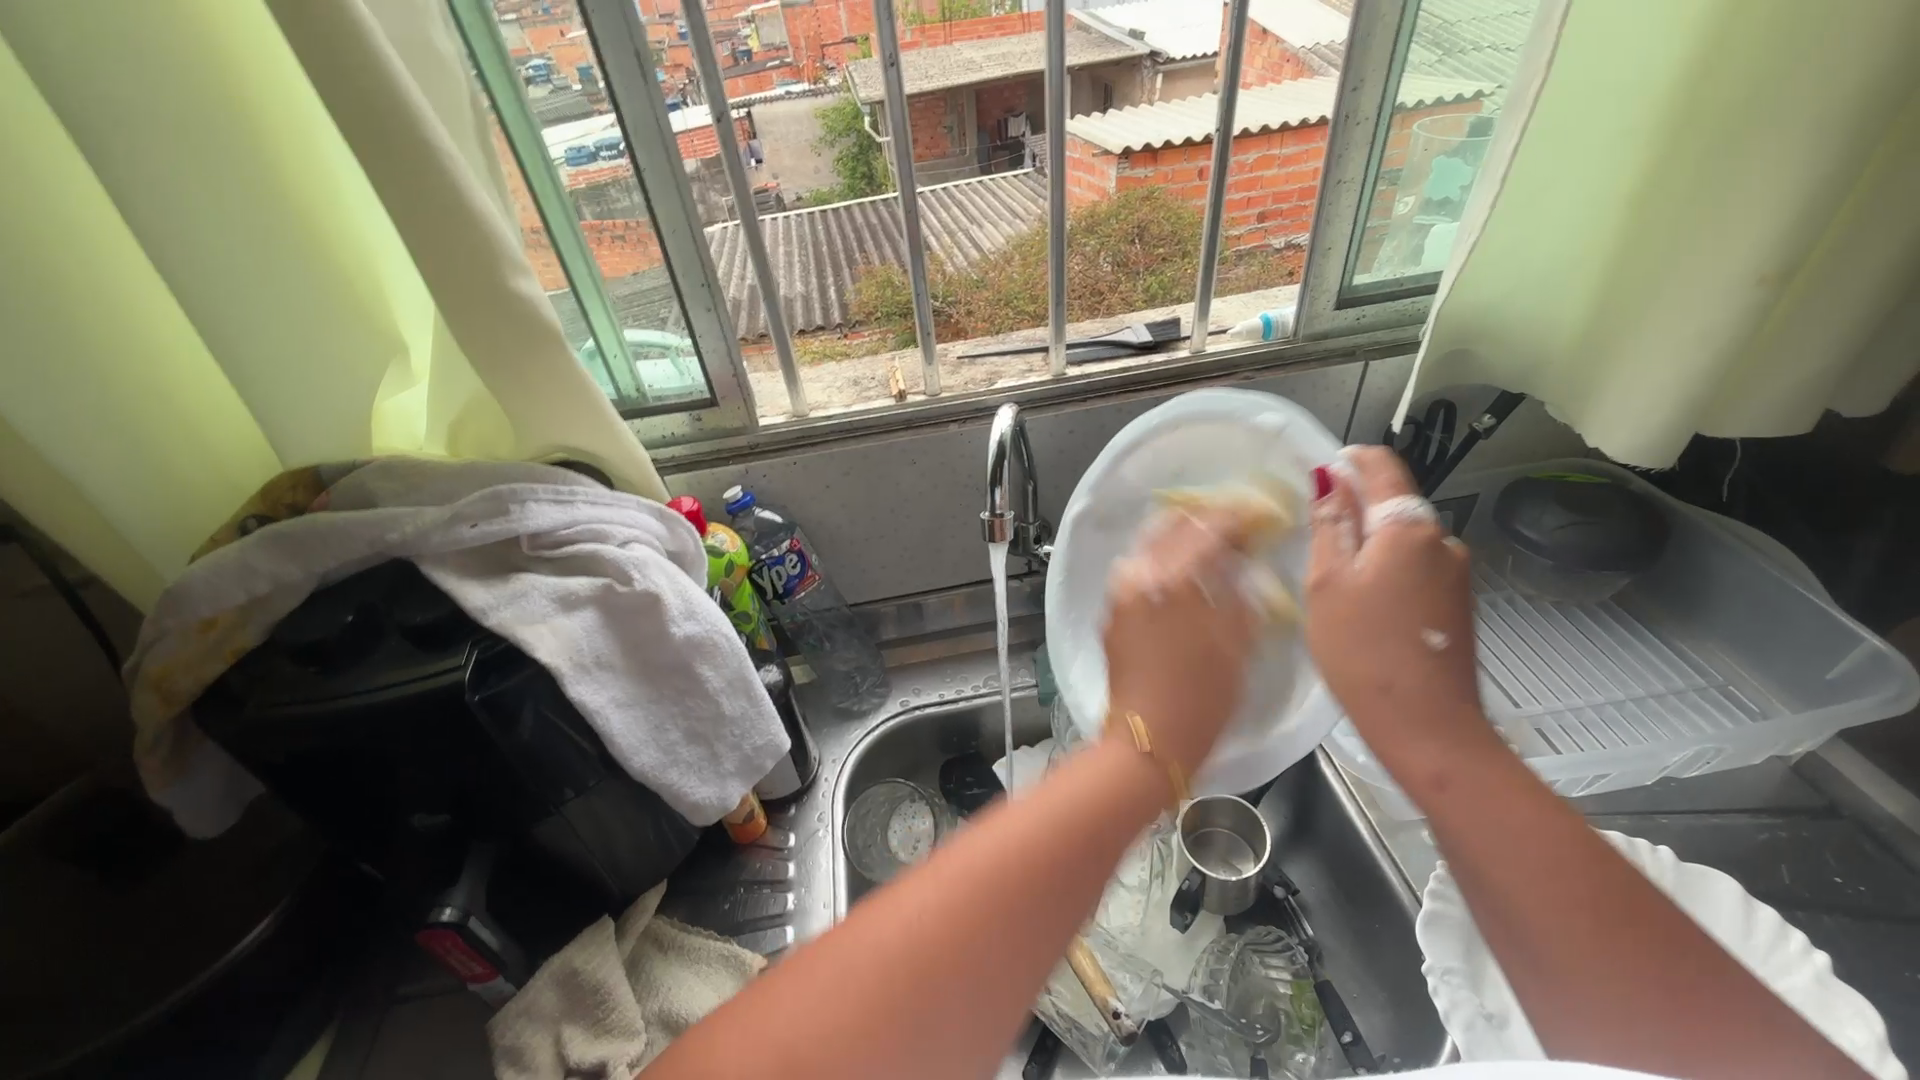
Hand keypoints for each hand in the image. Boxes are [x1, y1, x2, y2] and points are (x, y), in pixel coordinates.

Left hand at [1101, 504, 1263, 777]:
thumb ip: (1241, 595)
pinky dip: (1164, 562)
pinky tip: (1187, 574)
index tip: (1259, 515)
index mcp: (1171, 578)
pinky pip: (1140, 570)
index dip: (1238, 516)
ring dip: (1183, 538)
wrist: (1146, 743)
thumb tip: (1245, 566)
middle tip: (1237, 526)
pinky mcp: (1111, 612)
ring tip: (1214, 547)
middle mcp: (1138, 575)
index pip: (1208, 526)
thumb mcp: (1236, 645)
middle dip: (1207, 521)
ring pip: (1152, 545)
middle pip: (1173, 526)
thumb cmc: (1201, 700)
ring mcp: (1119, 593)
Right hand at [1305, 447, 1497, 767]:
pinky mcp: (1456, 604)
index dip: (1349, 462)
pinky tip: (1363, 610)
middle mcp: (1442, 540)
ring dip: (1367, 548)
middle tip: (1311, 546)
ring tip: (1332, 587)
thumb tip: (1329, 478)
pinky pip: (1414, 570)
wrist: (1426, 725)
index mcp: (1410, 528)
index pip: (1383, 466)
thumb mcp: (1327, 583)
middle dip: (1353, 513)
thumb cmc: (1362, 651)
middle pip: (1393, 506)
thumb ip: (1329, 525)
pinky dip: (1385, 575)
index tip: (1318, 476)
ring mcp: (1455, 573)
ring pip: (1401, 542)